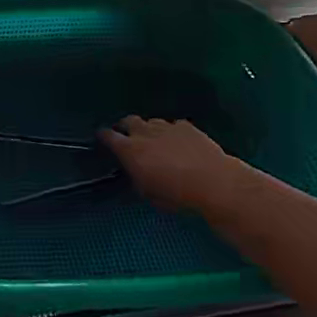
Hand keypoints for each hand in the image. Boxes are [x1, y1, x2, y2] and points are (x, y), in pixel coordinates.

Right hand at [99, 116, 251, 212]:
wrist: (213, 182)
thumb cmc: (176, 195)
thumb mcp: (147, 193)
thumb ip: (136, 177)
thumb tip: (134, 171)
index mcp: (131, 150)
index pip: (109, 136)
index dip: (104, 136)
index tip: (102, 139)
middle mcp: (145, 133)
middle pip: (129, 121)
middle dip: (126, 127)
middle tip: (128, 137)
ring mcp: (167, 126)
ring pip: (151, 122)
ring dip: (149, 130)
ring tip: (156, 142)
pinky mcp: (187, 126)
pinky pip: (173, 125)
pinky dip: (171, 132)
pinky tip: (179, 143)